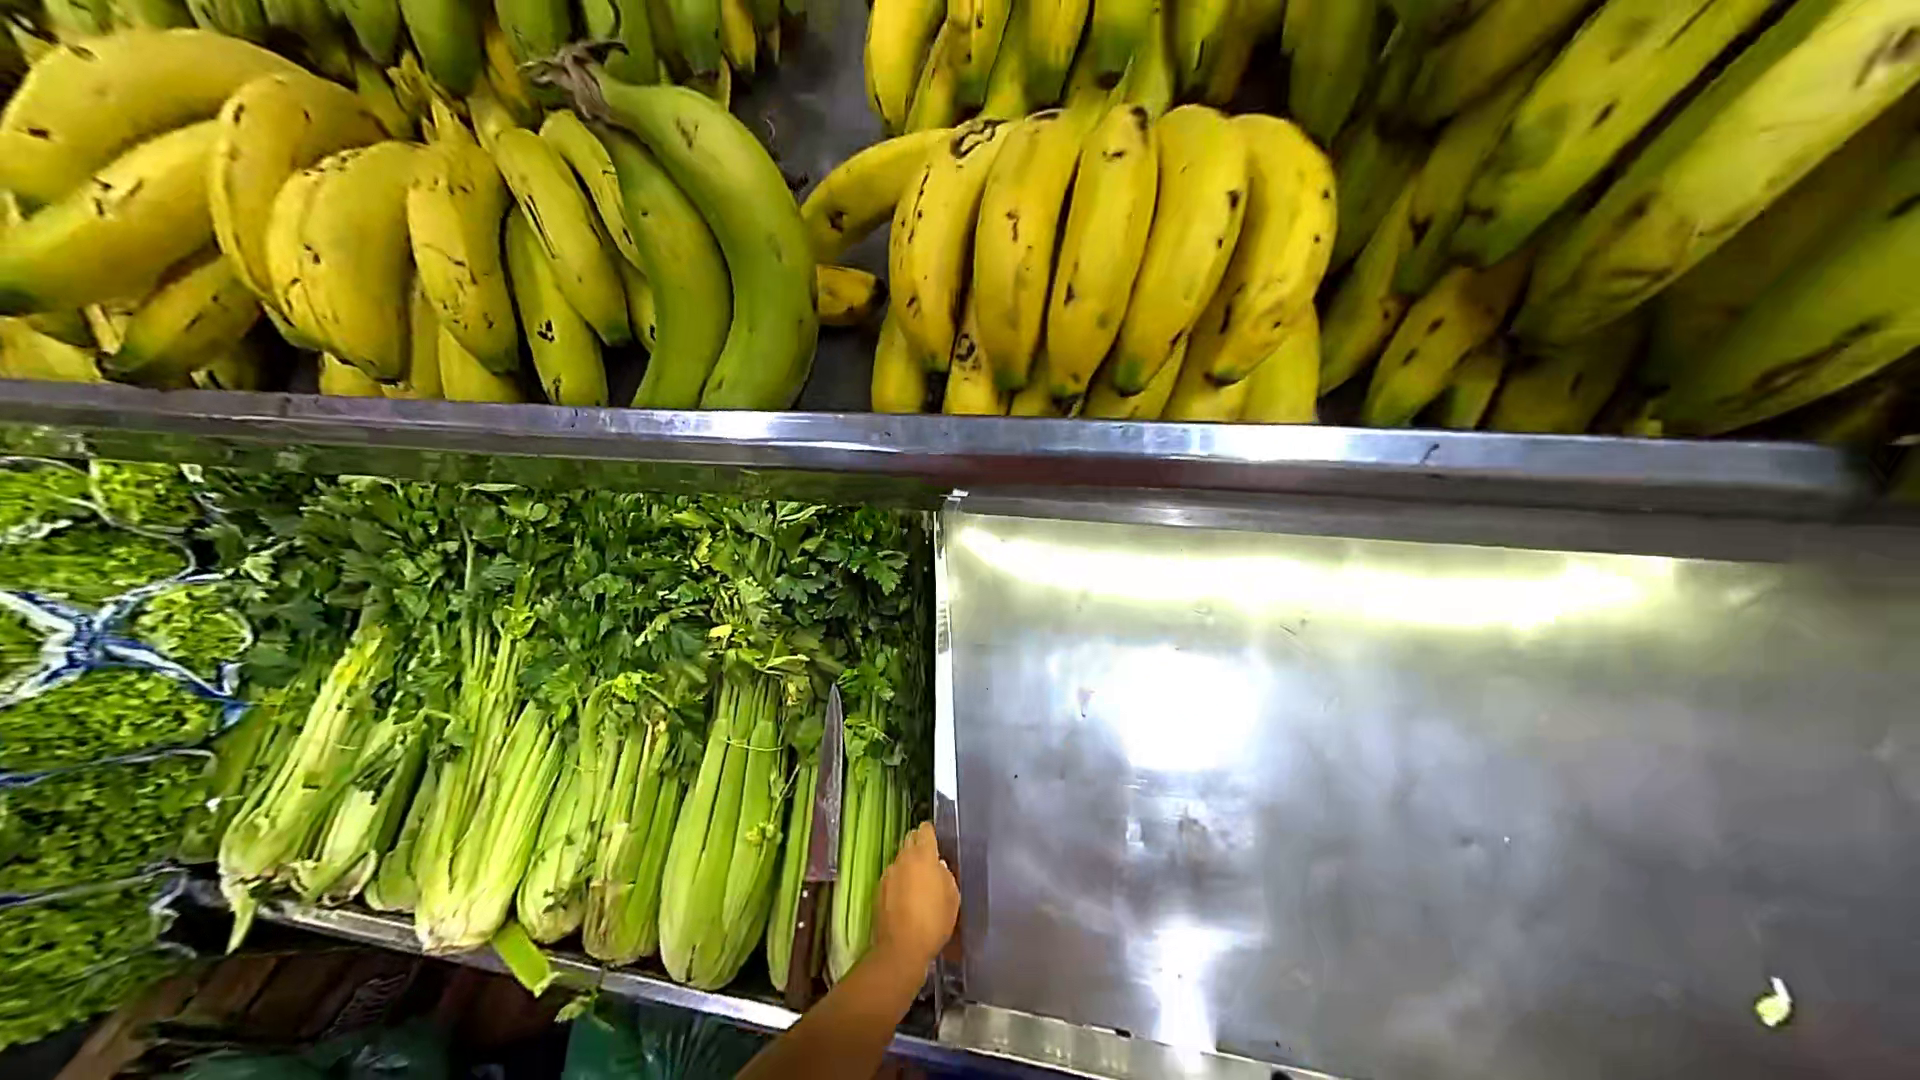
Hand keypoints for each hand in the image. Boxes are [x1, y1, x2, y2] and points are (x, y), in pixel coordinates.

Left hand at [871, 821, 958, 970]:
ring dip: (908, 864)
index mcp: (923, 856)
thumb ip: (946, 875)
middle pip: (909, 839)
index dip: (930, 832)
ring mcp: (888, 874)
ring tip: (917, 882)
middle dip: (918, 844)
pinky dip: (899, 880)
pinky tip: (905, 897)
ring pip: (900, 859)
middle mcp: (903, 859)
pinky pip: (892, 877)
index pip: (925, 830)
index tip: (935, 838)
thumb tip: (938, 866)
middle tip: (928, 859)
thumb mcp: (952, 898)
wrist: (901, 948)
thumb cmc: (933, 921)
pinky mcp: (878, 889)